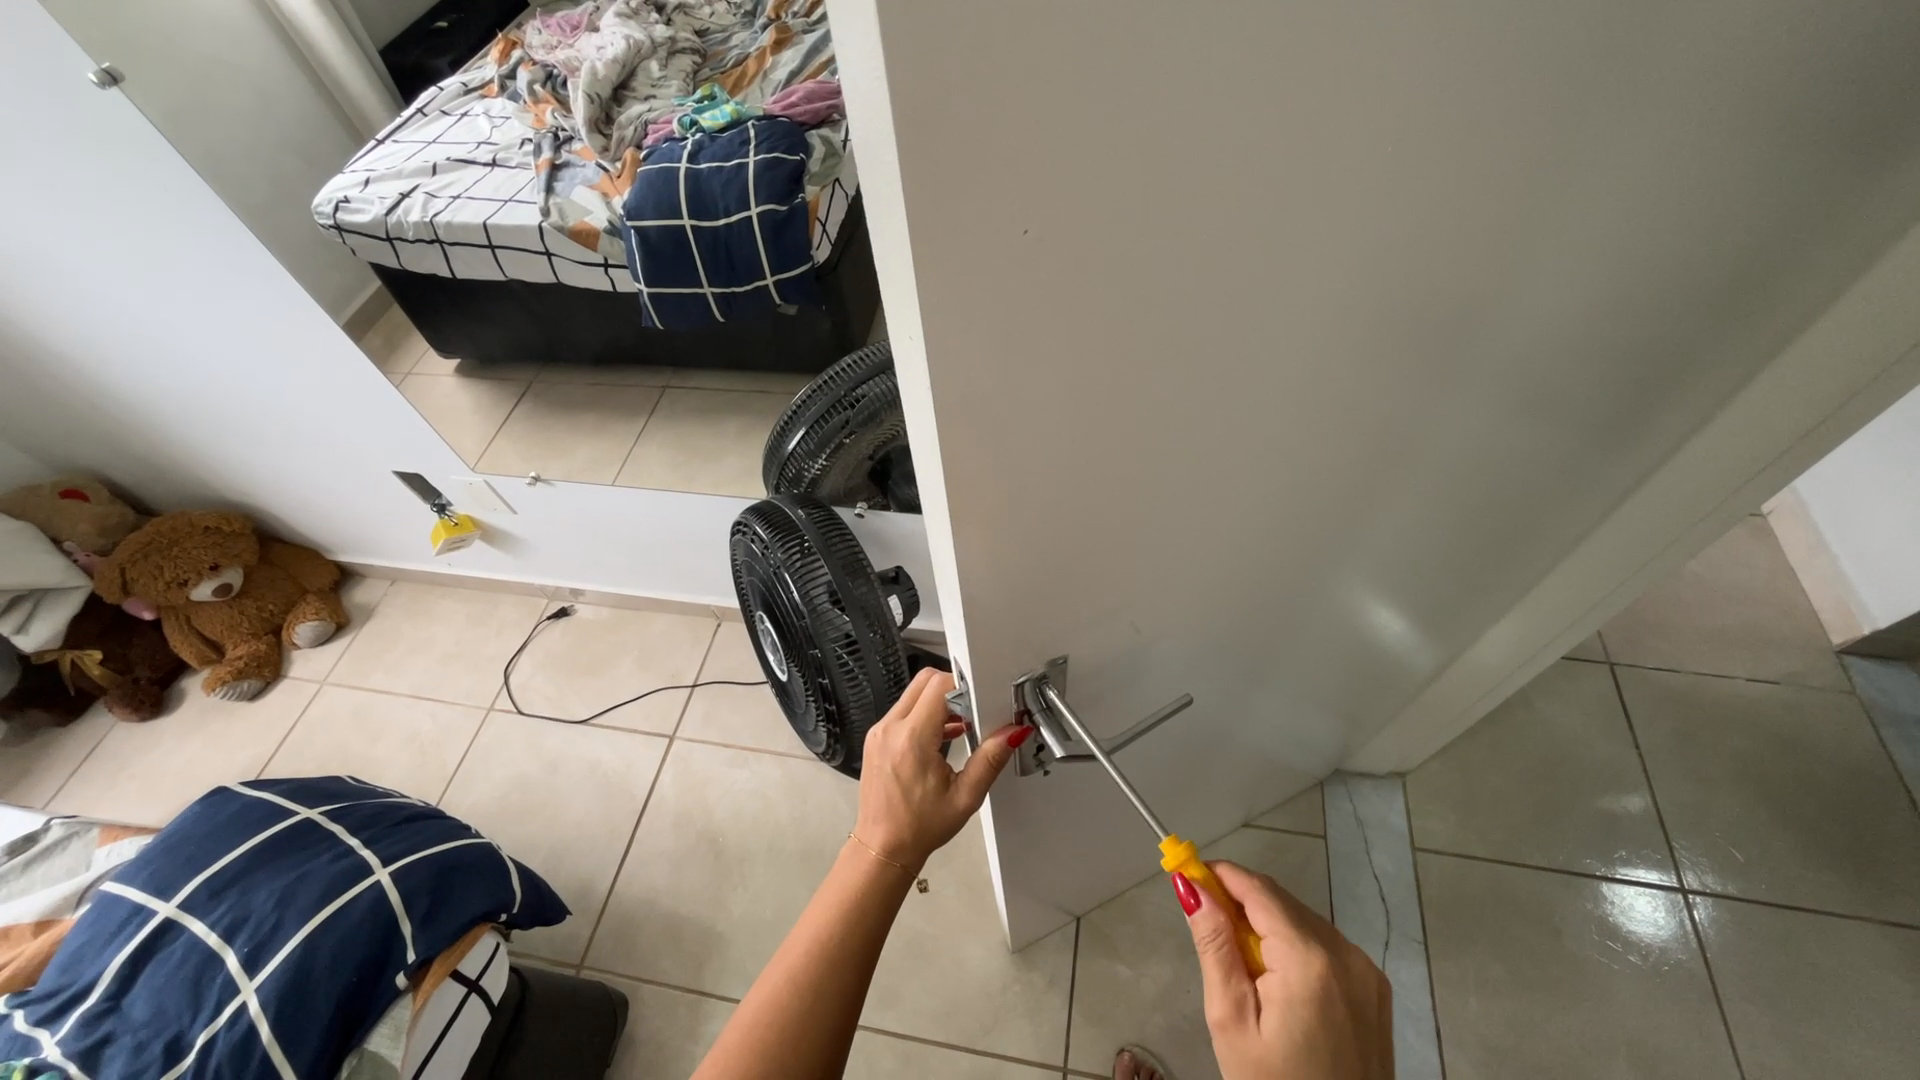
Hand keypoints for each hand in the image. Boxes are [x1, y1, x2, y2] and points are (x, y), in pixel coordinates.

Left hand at [852, 669, 1027, 870]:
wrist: (883, 848)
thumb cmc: (920, 827)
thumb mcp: (965, 796)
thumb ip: (990, 759)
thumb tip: (1013, 732)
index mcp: (912, 739)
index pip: (938, 685)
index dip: (964, 686)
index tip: (982, 701)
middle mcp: (890, 729)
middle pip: (924, 681)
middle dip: (953, 688)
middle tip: (974, 710)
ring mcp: (879, 732)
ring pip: (913, 694)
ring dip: (939, 702)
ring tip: (963, 726)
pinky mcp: (876, 738)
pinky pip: (904, 711)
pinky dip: (925, 714)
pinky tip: (945, 735)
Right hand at [1180, 860, 1391, 1079]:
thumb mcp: (1231, 1021)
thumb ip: (1214, 946)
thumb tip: (1192, 886)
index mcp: (1310, 959)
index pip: (1258, 890)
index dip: (1220, 875)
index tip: (1184, 872)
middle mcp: (1346, 953)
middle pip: (1281, 901)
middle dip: (1239, 901)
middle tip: (1202, 922)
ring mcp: (1366, 971)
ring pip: (1302, 921)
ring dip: (1265, 924)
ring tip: (1237, 964)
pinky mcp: (1374, 989)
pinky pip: (1324, 946)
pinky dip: (1293, 946)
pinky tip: (1273, 981)